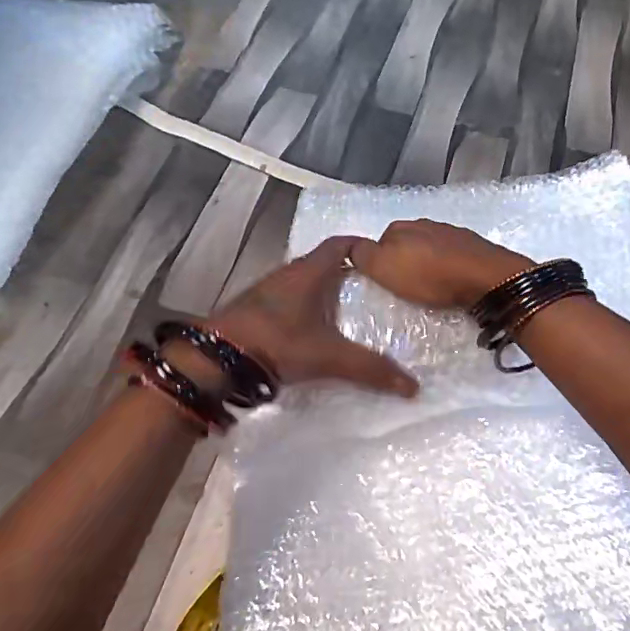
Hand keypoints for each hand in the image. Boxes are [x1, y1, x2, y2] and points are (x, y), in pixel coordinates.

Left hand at [204, 235, 418, 396]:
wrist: (217, 359)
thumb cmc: (277, 343)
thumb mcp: (329, 357)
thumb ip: (370, 370)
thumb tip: (412, 387)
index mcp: (309, 273)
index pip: (341, 244)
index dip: (364, 247)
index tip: (385, 261)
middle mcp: (288, 274)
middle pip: (324, 264)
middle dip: (349, 275)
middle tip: (374, 292)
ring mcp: (267, 292)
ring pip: (305, 284)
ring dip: (325, 293)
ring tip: (349, 313)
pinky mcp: (254, 311)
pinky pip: (289, 302)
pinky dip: (306, 310)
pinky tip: (313, 332)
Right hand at [346, 219, 533, 309]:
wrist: (485, 278)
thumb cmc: (430, 276)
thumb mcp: (384, 267)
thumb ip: (363, 254)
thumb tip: (352, 247)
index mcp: (400, 227)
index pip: (378, 243)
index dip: (378, 264)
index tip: (384, 284)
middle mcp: (425, 223)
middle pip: (405, 244)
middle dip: (403, 262)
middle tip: (406, 288)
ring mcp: (452, 233)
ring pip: (429, 249)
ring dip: (427, 265)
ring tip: (430, 288)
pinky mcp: (474, 247)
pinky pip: (452, 257)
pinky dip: (448, 268)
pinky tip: (451, 282)